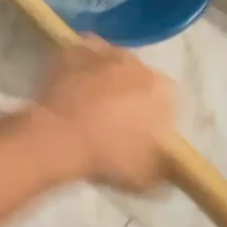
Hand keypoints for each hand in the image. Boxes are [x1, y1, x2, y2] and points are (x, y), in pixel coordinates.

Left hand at [31, 35, 173, 191]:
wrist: (58, 136)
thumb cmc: (109, 156)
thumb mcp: (148, 175)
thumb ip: (161, 163)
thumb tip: (161, 161)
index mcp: (162, 91)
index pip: (168, 100)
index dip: (156, 115)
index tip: (144, 130)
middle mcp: (136, 64)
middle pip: (139, 76)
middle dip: (132, 92)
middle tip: (117, 115)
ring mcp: (102, 53)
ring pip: (112, 60)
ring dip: (108, 75)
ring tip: (93, 97)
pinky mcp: (72, 50)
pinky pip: (84, 52)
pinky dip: (83, 63)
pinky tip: (76, 78)